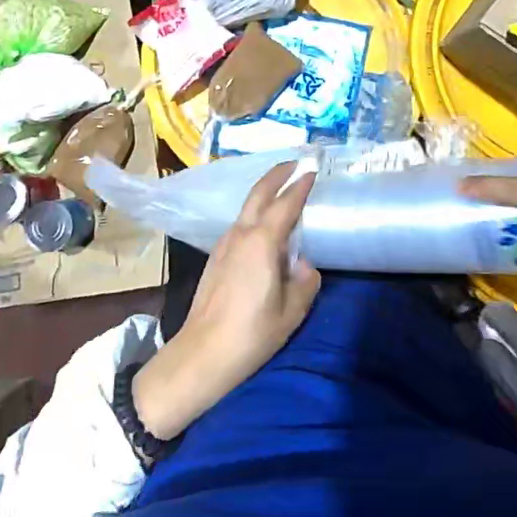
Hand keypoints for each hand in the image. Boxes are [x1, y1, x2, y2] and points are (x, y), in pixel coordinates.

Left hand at [133, 161, 321, 439]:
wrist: (204, 352)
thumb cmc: (252, 332)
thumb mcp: (292, 310)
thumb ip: (304, 281)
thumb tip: (303, 265)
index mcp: (262, 242)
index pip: (285, 204)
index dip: (300, 186)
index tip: (313, 170)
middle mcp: (240, 235)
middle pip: (258, 194)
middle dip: (276, 175)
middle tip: (295, 164)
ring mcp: (224, 245)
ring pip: (246, 209)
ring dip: (264, 195)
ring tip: (283, 192)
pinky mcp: (216, 258)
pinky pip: (239, 226)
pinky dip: (255, 215)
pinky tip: (264, 228)